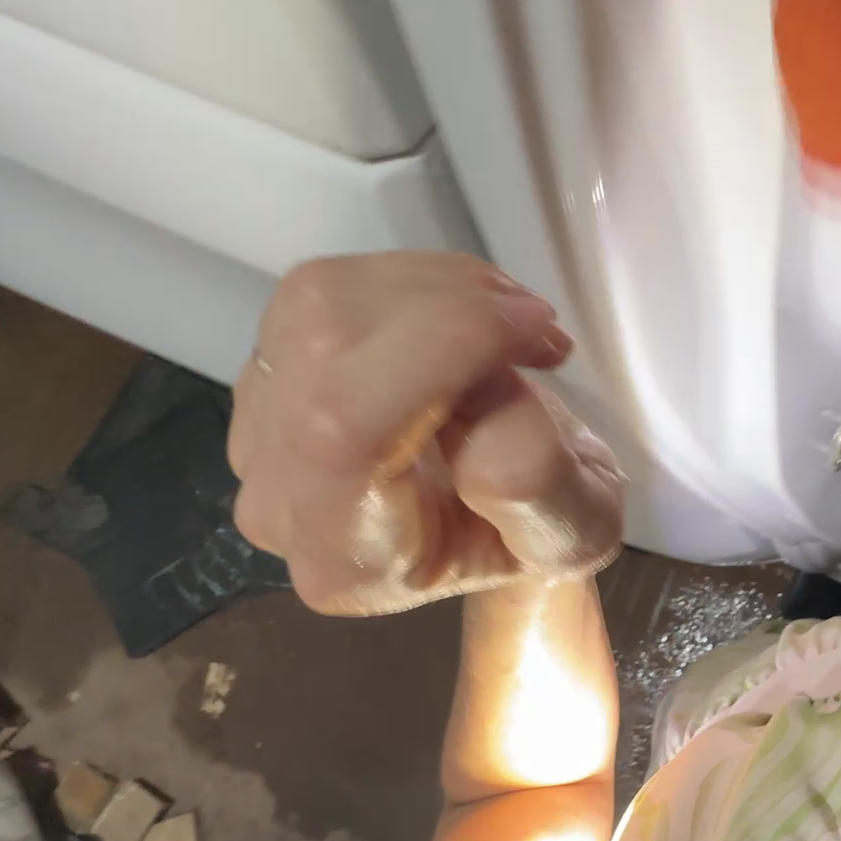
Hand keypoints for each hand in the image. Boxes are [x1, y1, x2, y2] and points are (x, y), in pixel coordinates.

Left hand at [228, 253, 624, 614]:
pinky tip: (472, 318)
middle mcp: (278, 495)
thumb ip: (536, 490)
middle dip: (453, 308)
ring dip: (443, 287)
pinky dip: (420, 281)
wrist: (517, 513)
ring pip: (323, 301)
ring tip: (516, 326)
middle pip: (325, 346)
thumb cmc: (548, 532)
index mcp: (351, 559)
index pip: (344, 429)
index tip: (535, 327)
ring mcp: (262, 428)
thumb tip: (475, 417)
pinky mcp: (274, 374)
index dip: (439, 347)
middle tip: (541, 333)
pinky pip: (330, 291)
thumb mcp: (578, 534)